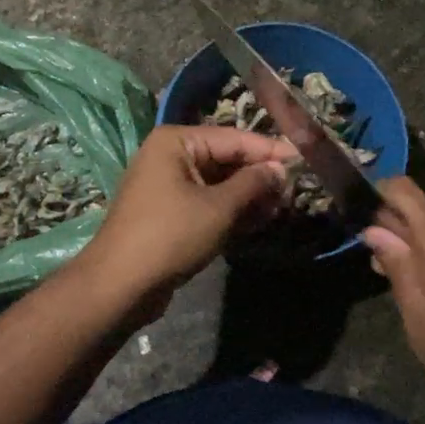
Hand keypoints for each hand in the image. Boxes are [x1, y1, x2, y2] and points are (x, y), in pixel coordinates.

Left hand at [79, 126, 294, 297]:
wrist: (120, 285)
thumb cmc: (170, 236)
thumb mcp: (218, 208)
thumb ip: (253, 184)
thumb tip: (280, 170)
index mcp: (176, 142)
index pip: (234, 138)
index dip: (270, 150)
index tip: (304, 159)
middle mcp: (170, 156)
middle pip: (226, 159)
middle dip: (259, 175)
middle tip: (296, 189)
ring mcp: (167, 185)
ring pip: (218, 183)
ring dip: (248, 196)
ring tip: (282, 207)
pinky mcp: (169, 213)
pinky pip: (207, 203)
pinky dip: (231, 211)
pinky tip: (259, 221)